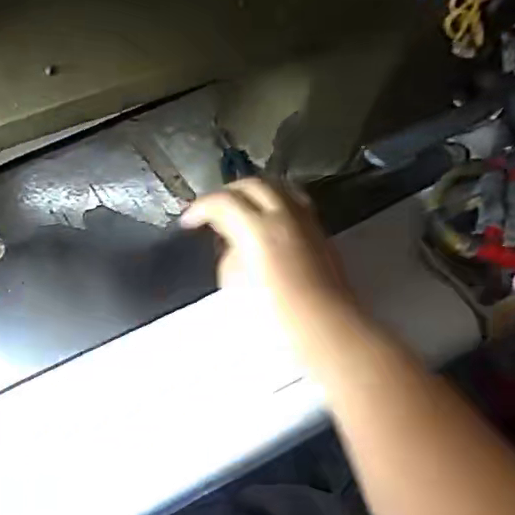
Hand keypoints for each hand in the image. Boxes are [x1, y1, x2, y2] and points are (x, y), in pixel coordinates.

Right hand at [181, 179, 357, 328]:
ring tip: (240, 212)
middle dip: (227, 194)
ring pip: (276, 188)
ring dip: (253, 194)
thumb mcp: (237, 288)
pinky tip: (268, 223)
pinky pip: (294, 203)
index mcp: (258, 228)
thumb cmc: (277, 316)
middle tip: (211, 212)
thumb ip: (230, 258)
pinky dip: (274, 204)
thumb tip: (233, 246)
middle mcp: (284, 215)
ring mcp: (306, 221)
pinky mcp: (320, 233)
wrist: (326, 329)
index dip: (201, 207)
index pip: (223, 202)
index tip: (188, 221)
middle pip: (251, 185)